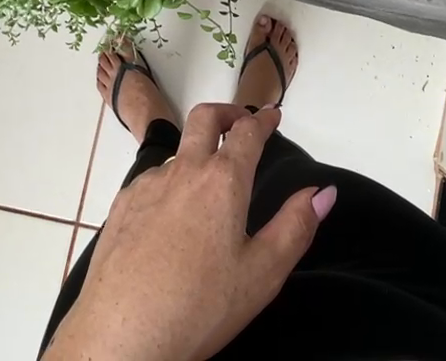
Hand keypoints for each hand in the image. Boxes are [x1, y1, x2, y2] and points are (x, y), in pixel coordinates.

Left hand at [45, 104, 334, 360]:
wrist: (122, 333)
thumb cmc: (201, 306)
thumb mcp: (262, 274)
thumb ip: (296, 226)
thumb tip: (324, 191)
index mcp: (222, 181)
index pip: (247, 132)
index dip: (262, 119)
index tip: (272, 115)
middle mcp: (184, 170)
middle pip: (204, 119)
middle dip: (226, 113)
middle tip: (240, 122)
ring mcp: (148, 184)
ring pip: (177, 153)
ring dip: (197, 154)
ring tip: (209, 185)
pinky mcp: (122, 204)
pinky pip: (153, 180)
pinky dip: (171, 184)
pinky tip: (173, 219)